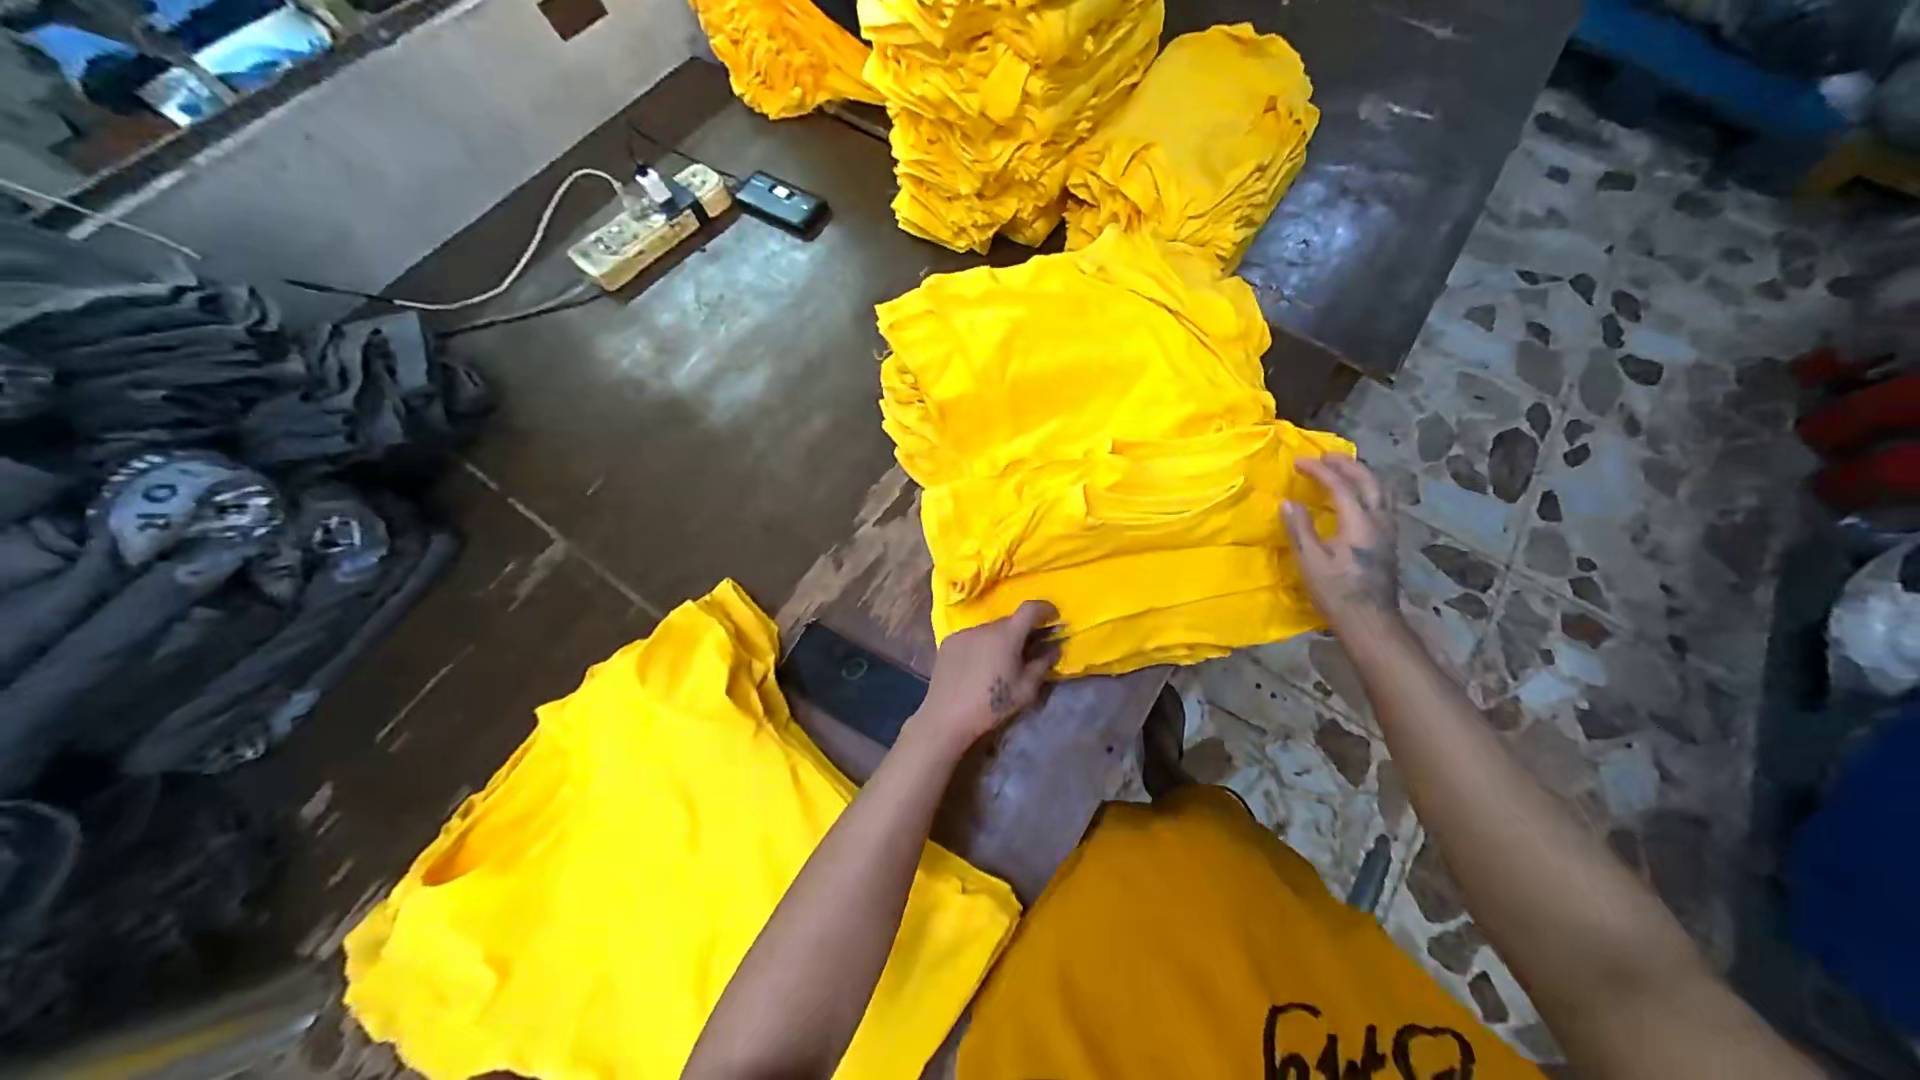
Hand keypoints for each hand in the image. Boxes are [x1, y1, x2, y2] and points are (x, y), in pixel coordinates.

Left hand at [908, 601, 1059, 752]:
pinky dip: (981, 645)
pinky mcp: (948, 642)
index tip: (1054, 617)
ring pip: (990, 630)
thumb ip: (1043, 664)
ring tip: (1000, 662)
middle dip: (1023, 630)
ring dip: (1000, 639)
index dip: (1045, 608)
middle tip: (1030, 647)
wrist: (947, 717)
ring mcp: (964, 633)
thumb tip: (1055, 648)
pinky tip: (978, 666)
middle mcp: (985, 627)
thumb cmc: (992, 705)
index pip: (1030, 609)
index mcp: (1007, 635)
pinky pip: (972, 638)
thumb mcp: (1026, 689)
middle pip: (1009, 621)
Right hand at [1282, 455, 1401, 631]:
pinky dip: (1367, 489)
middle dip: (1346, 464)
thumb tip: (1287, 502)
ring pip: (1380, 490)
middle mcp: (1379, 520)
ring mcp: (1388, 530)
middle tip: (1324, 457)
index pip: (1340, 485)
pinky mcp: (1388, 540)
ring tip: (1341, 470)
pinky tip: (1356, 497)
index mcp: (1359, 522)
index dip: (1319, 470)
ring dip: (1360, 474)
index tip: (1298, 462)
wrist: (1370, 620)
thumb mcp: (1310, 562)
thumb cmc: (1336, 592)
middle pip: (1368, 480)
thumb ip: (1299, 528)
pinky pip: (1381, 502)